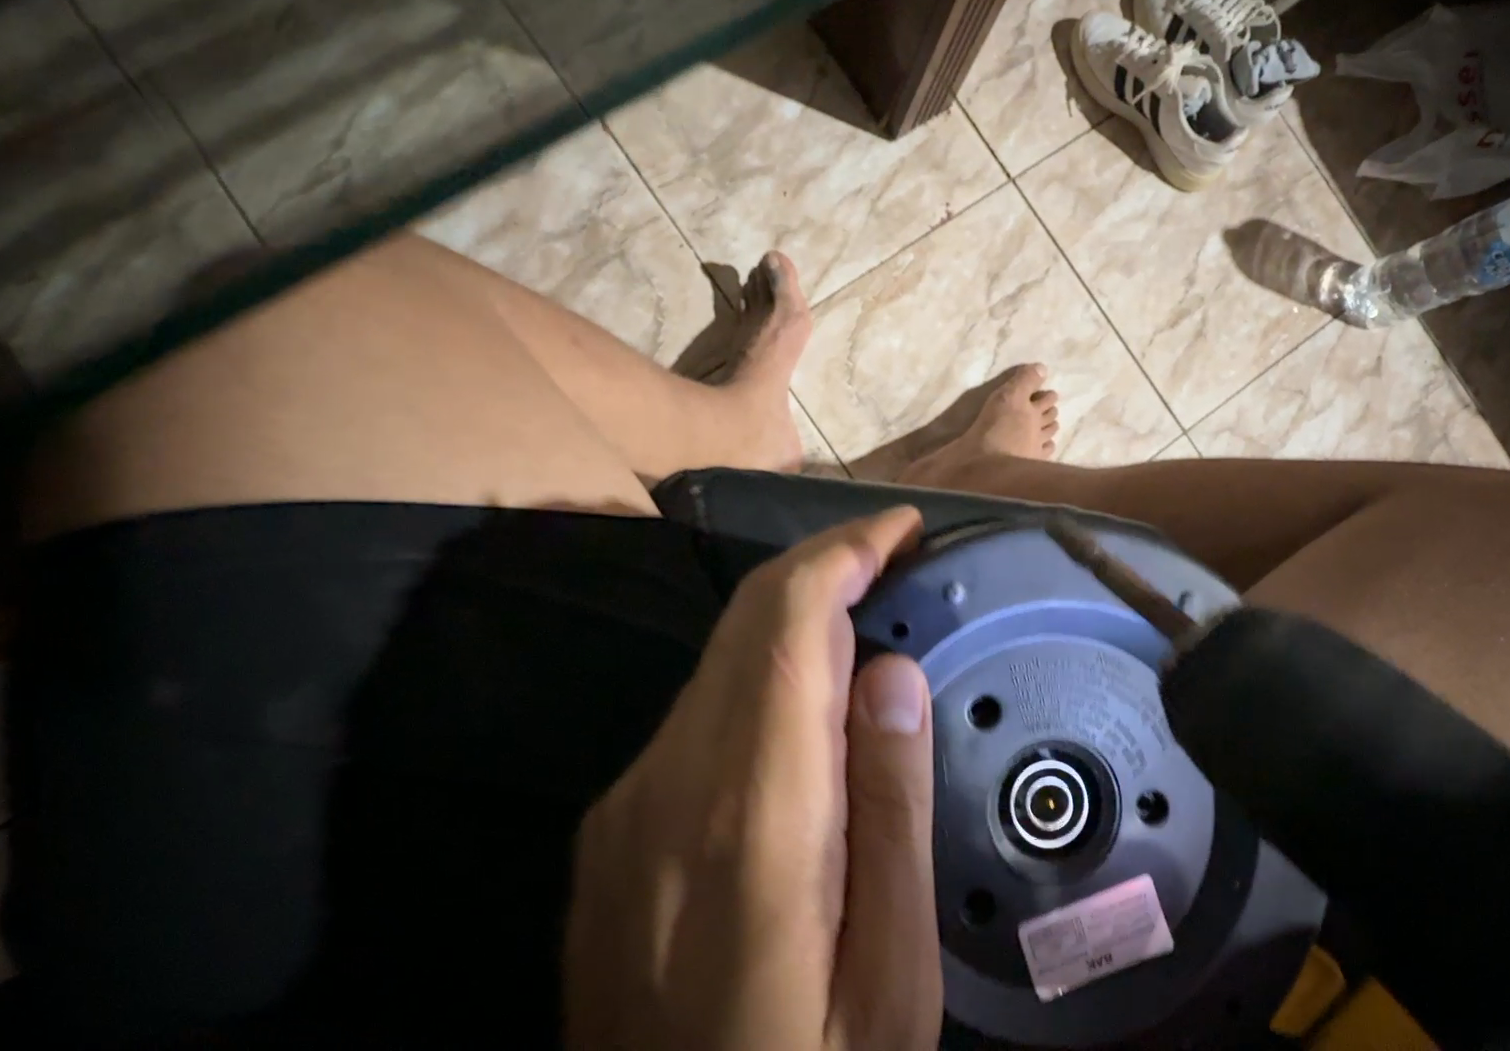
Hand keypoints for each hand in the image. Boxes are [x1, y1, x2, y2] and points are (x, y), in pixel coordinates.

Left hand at [563, 508, 941, 1050]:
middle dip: (821, 571)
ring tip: (867, 633)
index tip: (901, 530)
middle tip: (896, 566)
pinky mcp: (608, 830)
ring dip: (790, 629)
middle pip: (744, 628)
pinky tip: (801, 721)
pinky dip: (753, 687)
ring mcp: (623, 806)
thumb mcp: (889, 979)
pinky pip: (692, 721)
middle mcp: (665, 786)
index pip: (787, 627)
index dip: (842, 554)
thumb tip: (889, 671)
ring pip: (716, 668)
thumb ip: (889, 812)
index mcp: (750, 817)